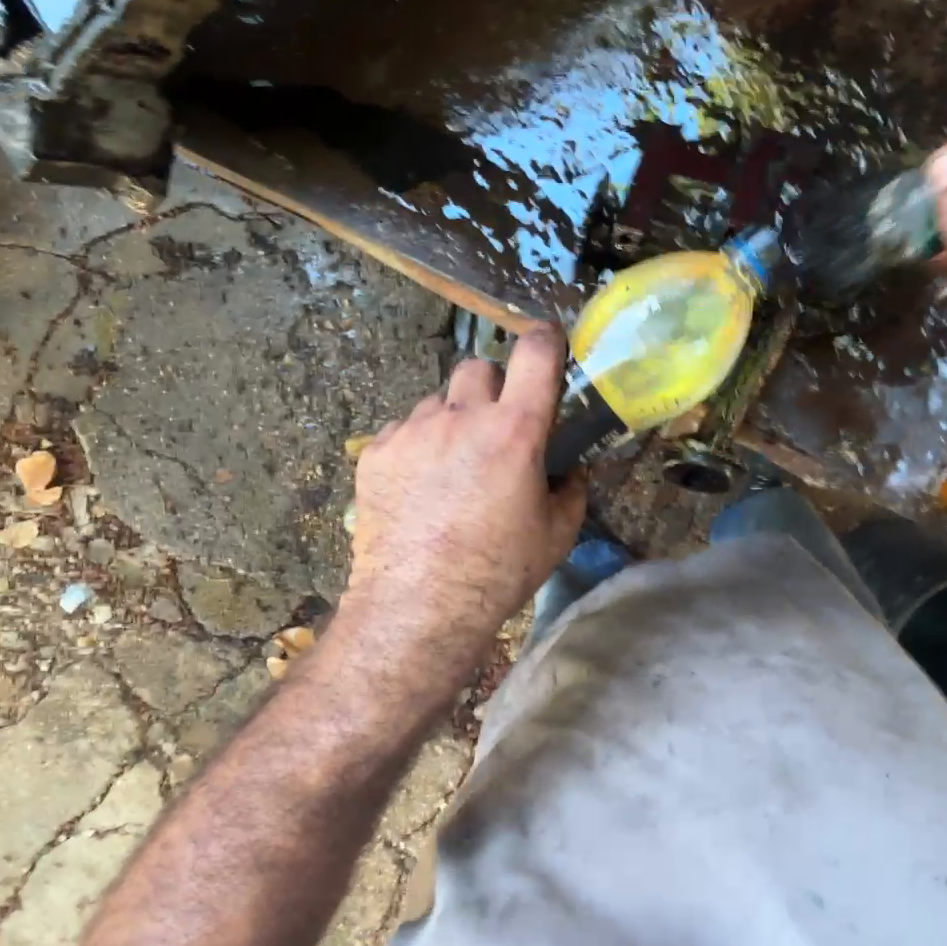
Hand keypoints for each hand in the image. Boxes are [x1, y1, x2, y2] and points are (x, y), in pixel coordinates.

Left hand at [341, 324, 587, 674]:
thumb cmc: (498, 572)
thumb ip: (570, 489)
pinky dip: (416, 447)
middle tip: (494, 427)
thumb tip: (569, 470)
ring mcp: (413, 431)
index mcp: (515, 430)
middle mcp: (462, 417)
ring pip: (437, 401)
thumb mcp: (556, 535)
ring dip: (451, 420)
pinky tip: (417, 488)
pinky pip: (403, 430)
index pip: (535, 353)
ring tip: (450, 468)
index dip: (546, 339)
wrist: (418, 606)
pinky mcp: (377, 451)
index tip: (548, 342)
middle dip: (492, 388)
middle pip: (478, 367)